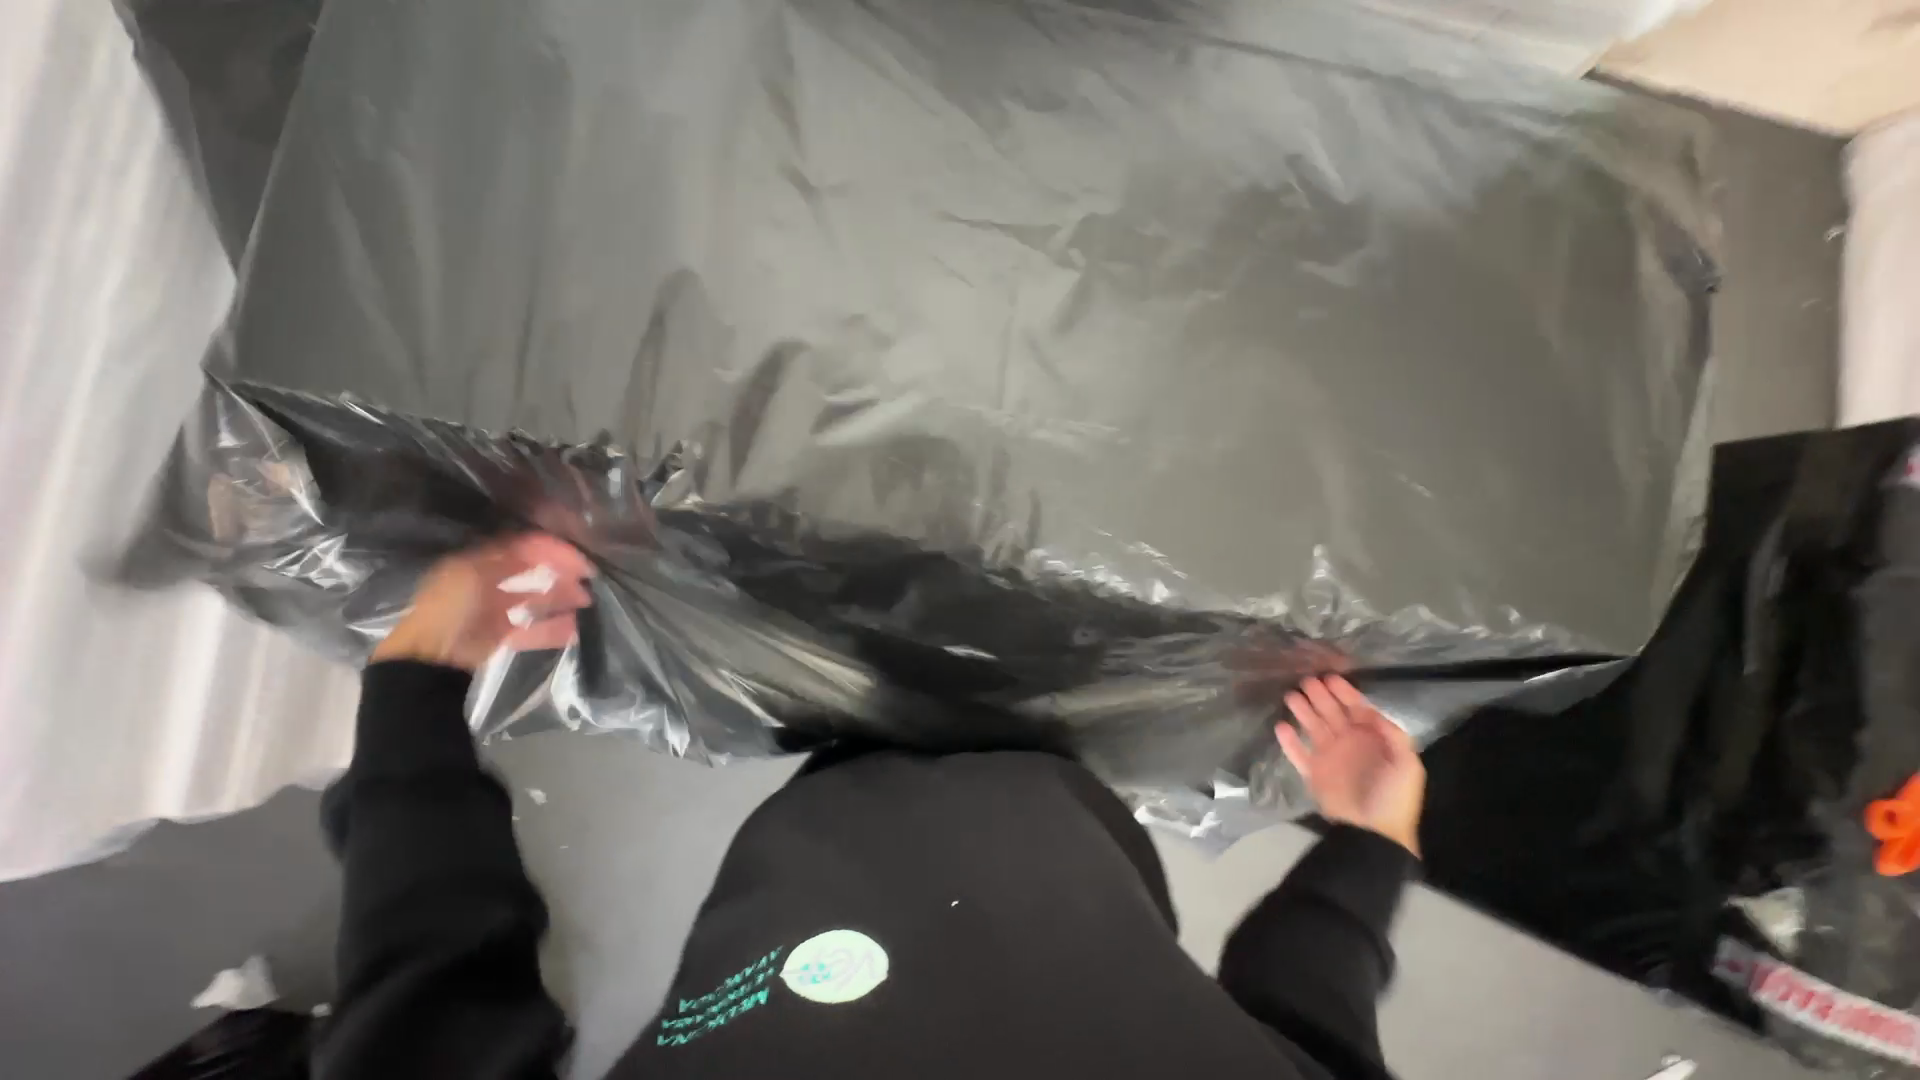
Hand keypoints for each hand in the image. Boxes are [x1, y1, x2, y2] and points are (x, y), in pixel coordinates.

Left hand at [372, 534, 595, 672]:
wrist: (428, 660)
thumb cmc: (449, 610)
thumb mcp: (473, 575)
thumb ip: (508, 562)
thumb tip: (540, 553)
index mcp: (476, 563)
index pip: (521, 548)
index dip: (551, 550)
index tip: (579, 560)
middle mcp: (487, 583)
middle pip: (530, 573)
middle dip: (560, 574)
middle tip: (586, 581)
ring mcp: (494, 611)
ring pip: (534, 600)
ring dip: (560, 599)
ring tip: (585, 603)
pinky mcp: (501, 637)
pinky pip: (531, 630)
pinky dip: (552, 629)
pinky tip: (574, 629)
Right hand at [1277, 676, 1424, 856]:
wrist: (1374, 832)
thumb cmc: (1393, 797)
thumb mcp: (1406, 764)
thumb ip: (1393, 735)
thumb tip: (1370, 712)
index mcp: (1372, 739)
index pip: (1357, 709)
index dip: (1345, 693)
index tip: (1330, 677)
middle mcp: (1348, 743)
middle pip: (1332, 713)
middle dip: (1320, 696)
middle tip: (1306, 680)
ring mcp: (1329, 757)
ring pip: (1313, 727)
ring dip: (1303, 711)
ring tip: (1291, 696)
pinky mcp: (1313, 773)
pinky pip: (1297, 753)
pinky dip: (1288, 741)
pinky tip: (1281, 726)